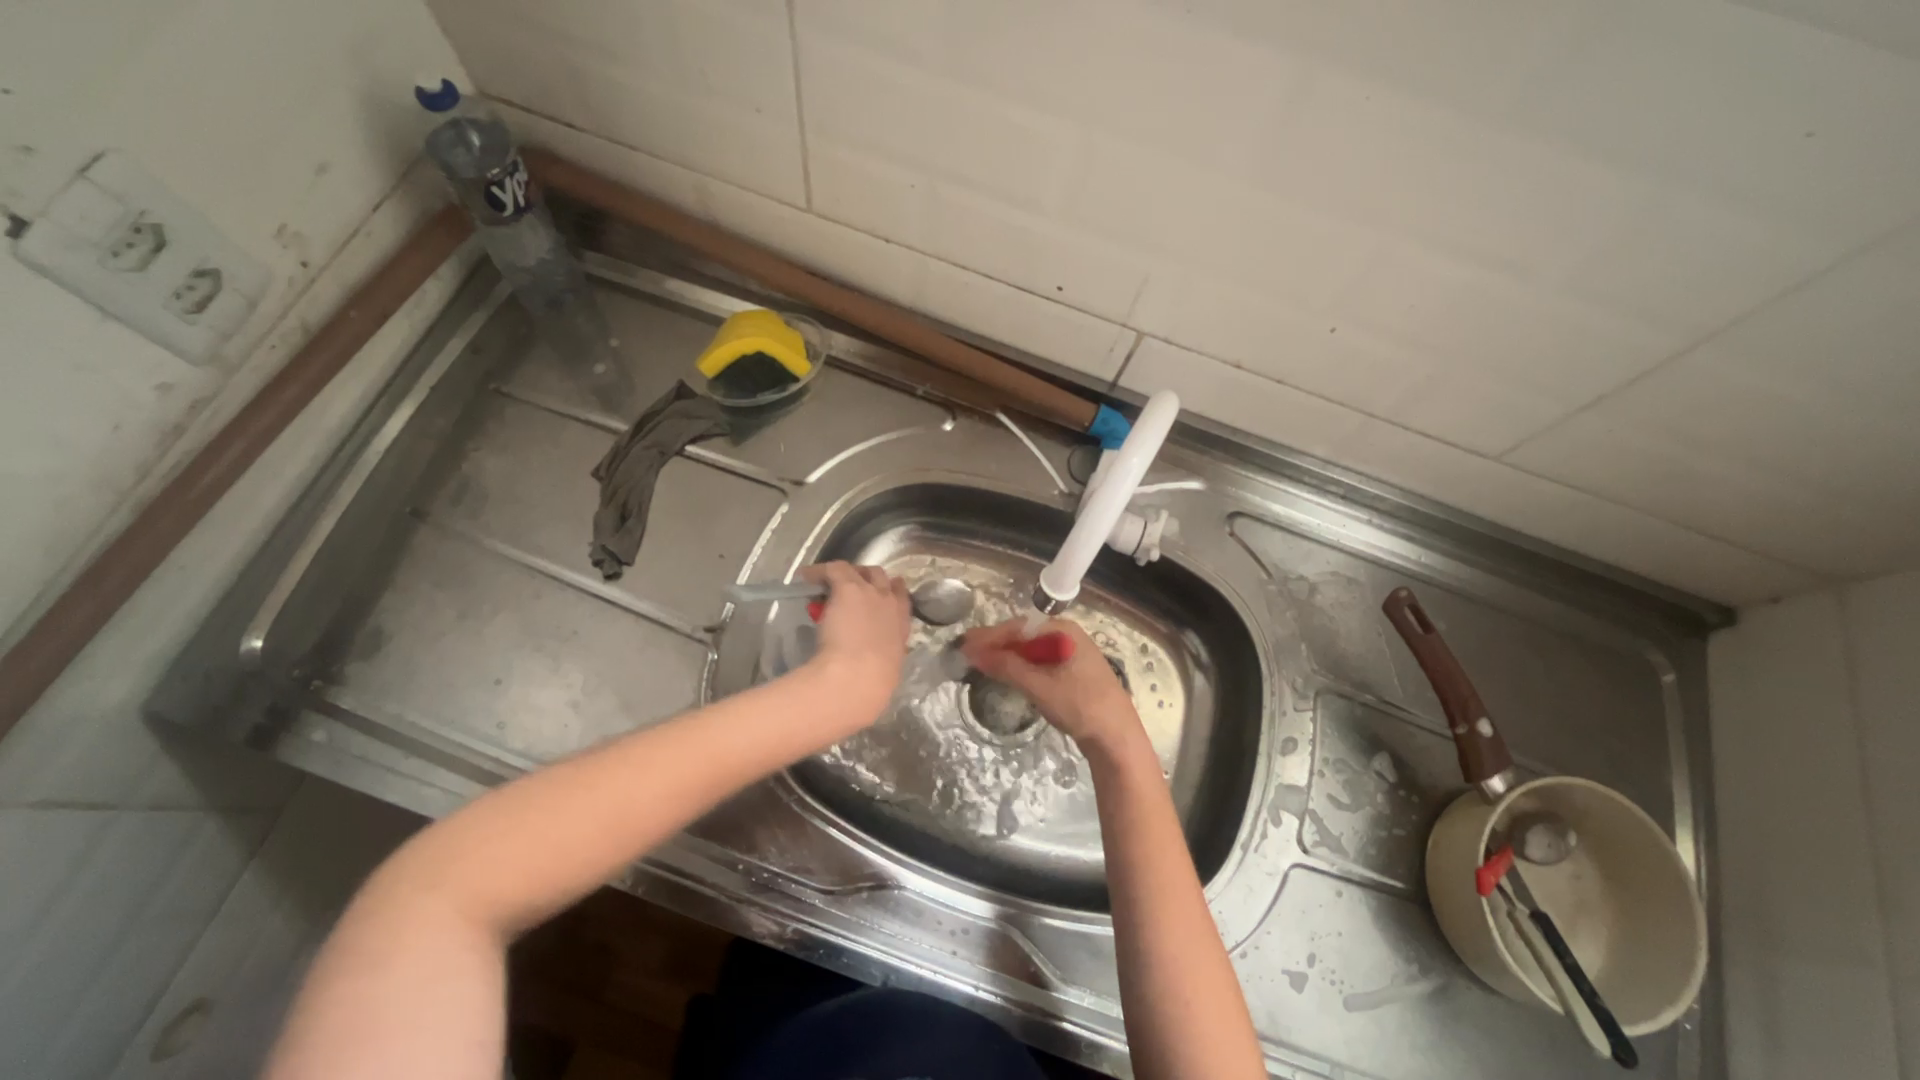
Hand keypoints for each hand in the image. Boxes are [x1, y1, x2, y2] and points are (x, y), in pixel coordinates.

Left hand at [797, 562, 909, 723]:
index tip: (879, 596)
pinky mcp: (846, 586)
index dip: (891, 593)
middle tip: (852, 586)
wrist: (858, 675)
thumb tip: (876, 661)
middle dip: (869, 579)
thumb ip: (882, 657)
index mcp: (901, 627)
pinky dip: (820, 571)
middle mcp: (889, 604)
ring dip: (849, 574)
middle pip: (882, 579)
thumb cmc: (872, 682)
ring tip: (831, 580)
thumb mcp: (886, 668)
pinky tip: (807, 576)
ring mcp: (869, 593)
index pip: (902, 599)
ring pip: (862, 571)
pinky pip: (834, 569)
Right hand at [962, 618, 1141, 754]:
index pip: (1017, 627)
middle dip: (996, 644)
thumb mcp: (1038, 685)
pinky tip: (1008, 674)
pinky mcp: (1073, 673)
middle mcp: (1067, 636)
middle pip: (1024, 635)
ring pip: (1031, 650)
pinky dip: (1021, 666)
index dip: (989, 637)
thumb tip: (972, 652)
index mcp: (1062, 631)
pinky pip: (1041, 662)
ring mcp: (1072, 654)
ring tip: (981, 664)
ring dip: (1007, 656)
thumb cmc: (1078, 705)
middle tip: (967, 654)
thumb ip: (1005, 666)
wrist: (1116, 736)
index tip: (963, 645)